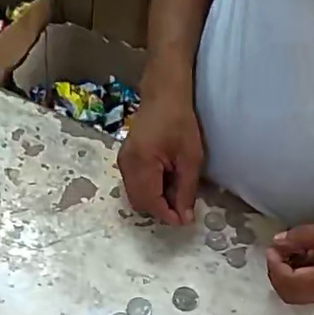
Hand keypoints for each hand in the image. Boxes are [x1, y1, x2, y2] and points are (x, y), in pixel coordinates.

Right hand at [118, 83, 203, 224]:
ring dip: (155, 201)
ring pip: (136, 195)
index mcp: (141, 163)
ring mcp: (123, 161)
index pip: (150, 202)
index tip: (184, 221)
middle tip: (182, 208)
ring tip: (176, 193)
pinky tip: (166, 182)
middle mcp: (127, 165)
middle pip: (140, 202)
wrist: (163, 93)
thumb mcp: (190, 158)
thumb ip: (186, 190)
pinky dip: (150, 190)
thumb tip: (184, 217)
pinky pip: (135, 184)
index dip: (167, 215)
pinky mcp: (125, 159)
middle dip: (160, 210)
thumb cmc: (180, 121)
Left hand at [266, 214, 313, 304]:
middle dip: (277, 272)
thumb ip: (304, 236)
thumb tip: (277, 243)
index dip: (275, 266)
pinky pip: (309, 288)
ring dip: (288, 273)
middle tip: (279, 248)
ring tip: (294, 248)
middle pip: (289, 294)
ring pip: (297, 293)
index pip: (289, 284)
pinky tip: (308, 253)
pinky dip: (300, 273)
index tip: (274, 246)